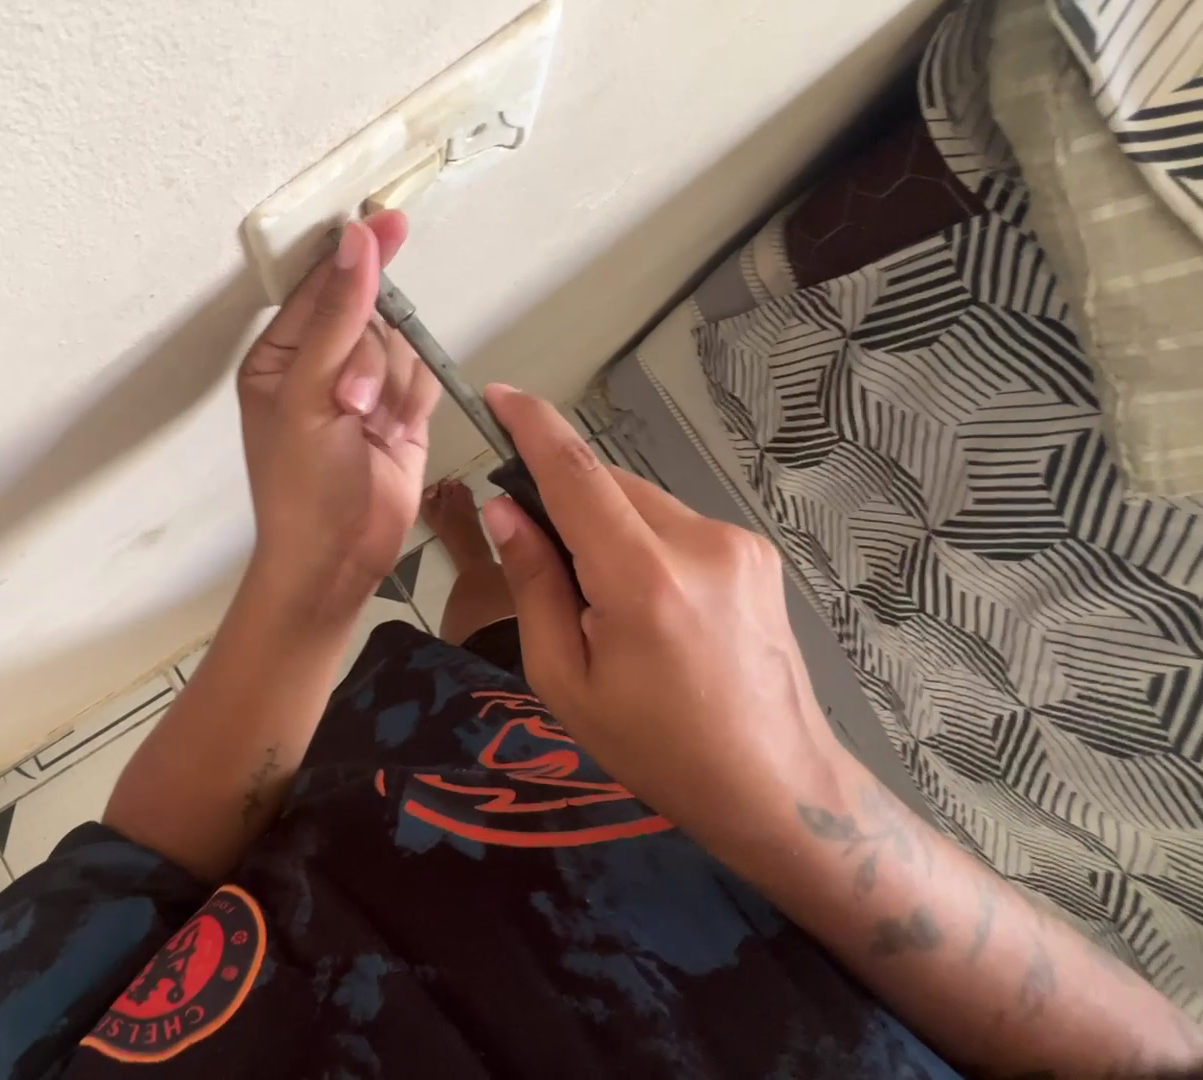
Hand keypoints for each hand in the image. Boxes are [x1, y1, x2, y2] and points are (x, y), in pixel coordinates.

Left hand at [236, 213, 439, 617]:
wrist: (338, 559)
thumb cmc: (303, 486)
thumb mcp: (310, 399)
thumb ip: (337, 319)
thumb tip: (356, 241)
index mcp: (279, 358)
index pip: (320, 289)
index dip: (354, 259)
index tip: (390, 223)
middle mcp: (319, 367)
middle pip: (369, 317)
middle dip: (369, 362)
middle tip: (355, 410)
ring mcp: (361, 390)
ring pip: (400, 346)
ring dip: (392, 388)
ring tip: (371, 432)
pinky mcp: (398, 413)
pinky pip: (421, 377)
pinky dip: (413, 403)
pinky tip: (394, 435)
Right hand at [476, 384, 846, 843]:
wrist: (776, 787)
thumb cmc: (651, 746)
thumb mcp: (562, 677)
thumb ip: (533, 582)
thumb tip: (506, 510)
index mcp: (642, 580)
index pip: (575, 474)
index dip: (531, 427)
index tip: (497, 396)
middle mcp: (698, 543)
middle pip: (606, 482)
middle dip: (559, 494)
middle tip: (531, 547)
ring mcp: (737, 545)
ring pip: (639, 499)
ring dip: (598, 519)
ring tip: (591, 592)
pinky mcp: (755, 554)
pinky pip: (671, 522)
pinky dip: (634, 536)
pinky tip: (635, 595)